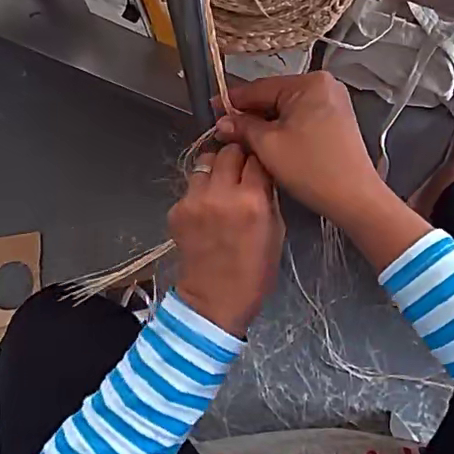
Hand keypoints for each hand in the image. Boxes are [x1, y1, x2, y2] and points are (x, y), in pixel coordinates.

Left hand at [168, 143, 283, 335]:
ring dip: (216, 170)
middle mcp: (221, 194)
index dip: (260, 161)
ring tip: (221, 188)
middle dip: (237, 157)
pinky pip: (191, 187)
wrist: (214, 301)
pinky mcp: (176, 210)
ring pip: (205, 163)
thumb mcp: (276, 231)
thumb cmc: (255, 271)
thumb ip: (268, 197)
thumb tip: (263, 174)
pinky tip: (207, 210)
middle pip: (229, 152)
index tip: (261, 167)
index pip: (256, 158)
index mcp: (252, 200)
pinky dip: (201, 192)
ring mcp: (194, 200)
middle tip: (241, 172)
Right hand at [213, 73, 430, 270]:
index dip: (232, 101)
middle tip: (223, 130)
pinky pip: (301, 119)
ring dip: (264, 124)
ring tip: (240, 139)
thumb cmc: (311, 168)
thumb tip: (223, 122)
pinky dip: (283, 129)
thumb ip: (242, 127)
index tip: (211, 109)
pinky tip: (266, 143)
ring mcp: (333, 103)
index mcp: (310, 83)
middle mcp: (325, 85)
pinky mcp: (337, 121)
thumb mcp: (268, 145)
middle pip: (274, 97)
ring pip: (287, 110)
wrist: (354, 197)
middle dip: (249, 115)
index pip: (260, 87)